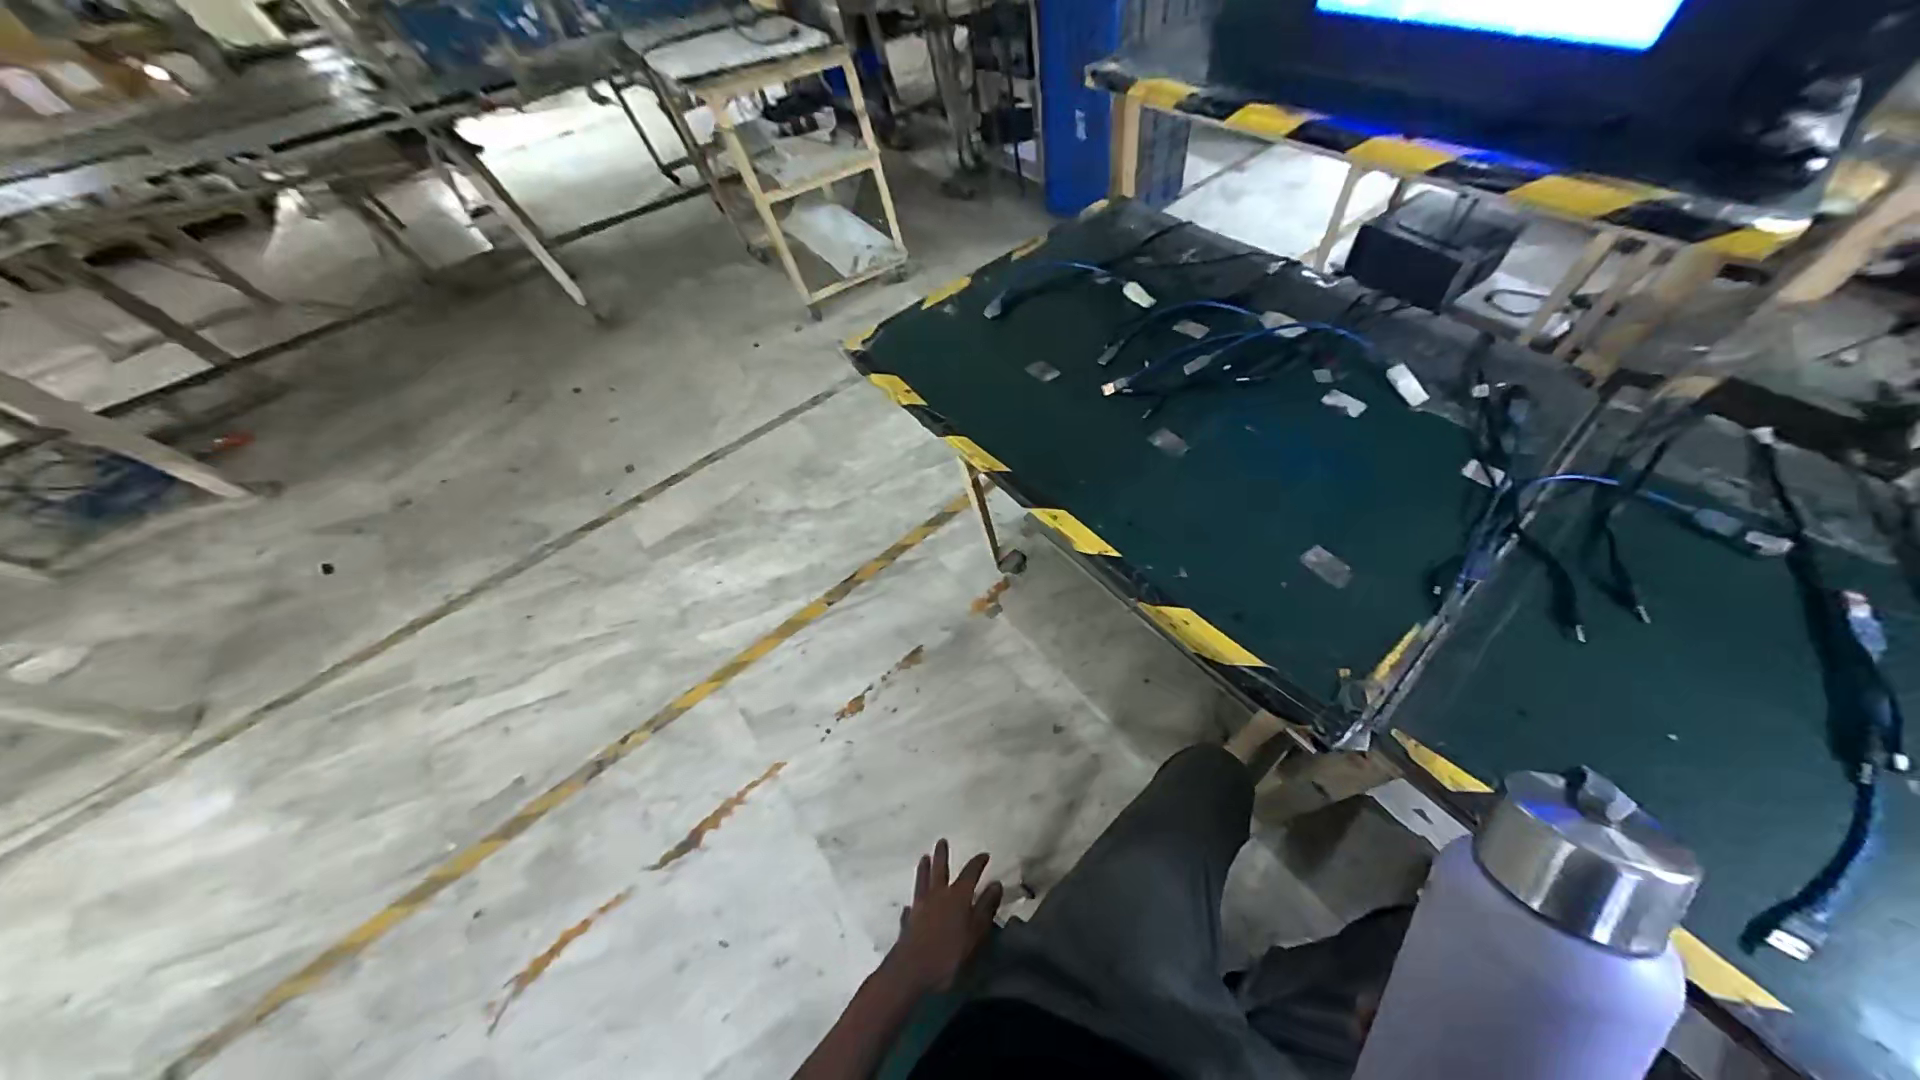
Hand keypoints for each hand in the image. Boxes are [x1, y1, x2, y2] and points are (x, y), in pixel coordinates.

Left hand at [883, 839, 1002, 995]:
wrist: (911, 971)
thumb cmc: (948, 955)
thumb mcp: (975, 934)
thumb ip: (985, 909)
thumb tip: (996, 884)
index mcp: (957, 897)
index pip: (970, 874)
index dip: (977, 864)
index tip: (984, 855)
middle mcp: (937, 896)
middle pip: (940, 870)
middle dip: (942, 856)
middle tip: (941, 841)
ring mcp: (920, 907)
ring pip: (922, 882)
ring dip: (924, 869)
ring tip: (924, 857)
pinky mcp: (908, 922)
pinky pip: (911, 908)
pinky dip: (913, 903)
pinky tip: (910, 905)